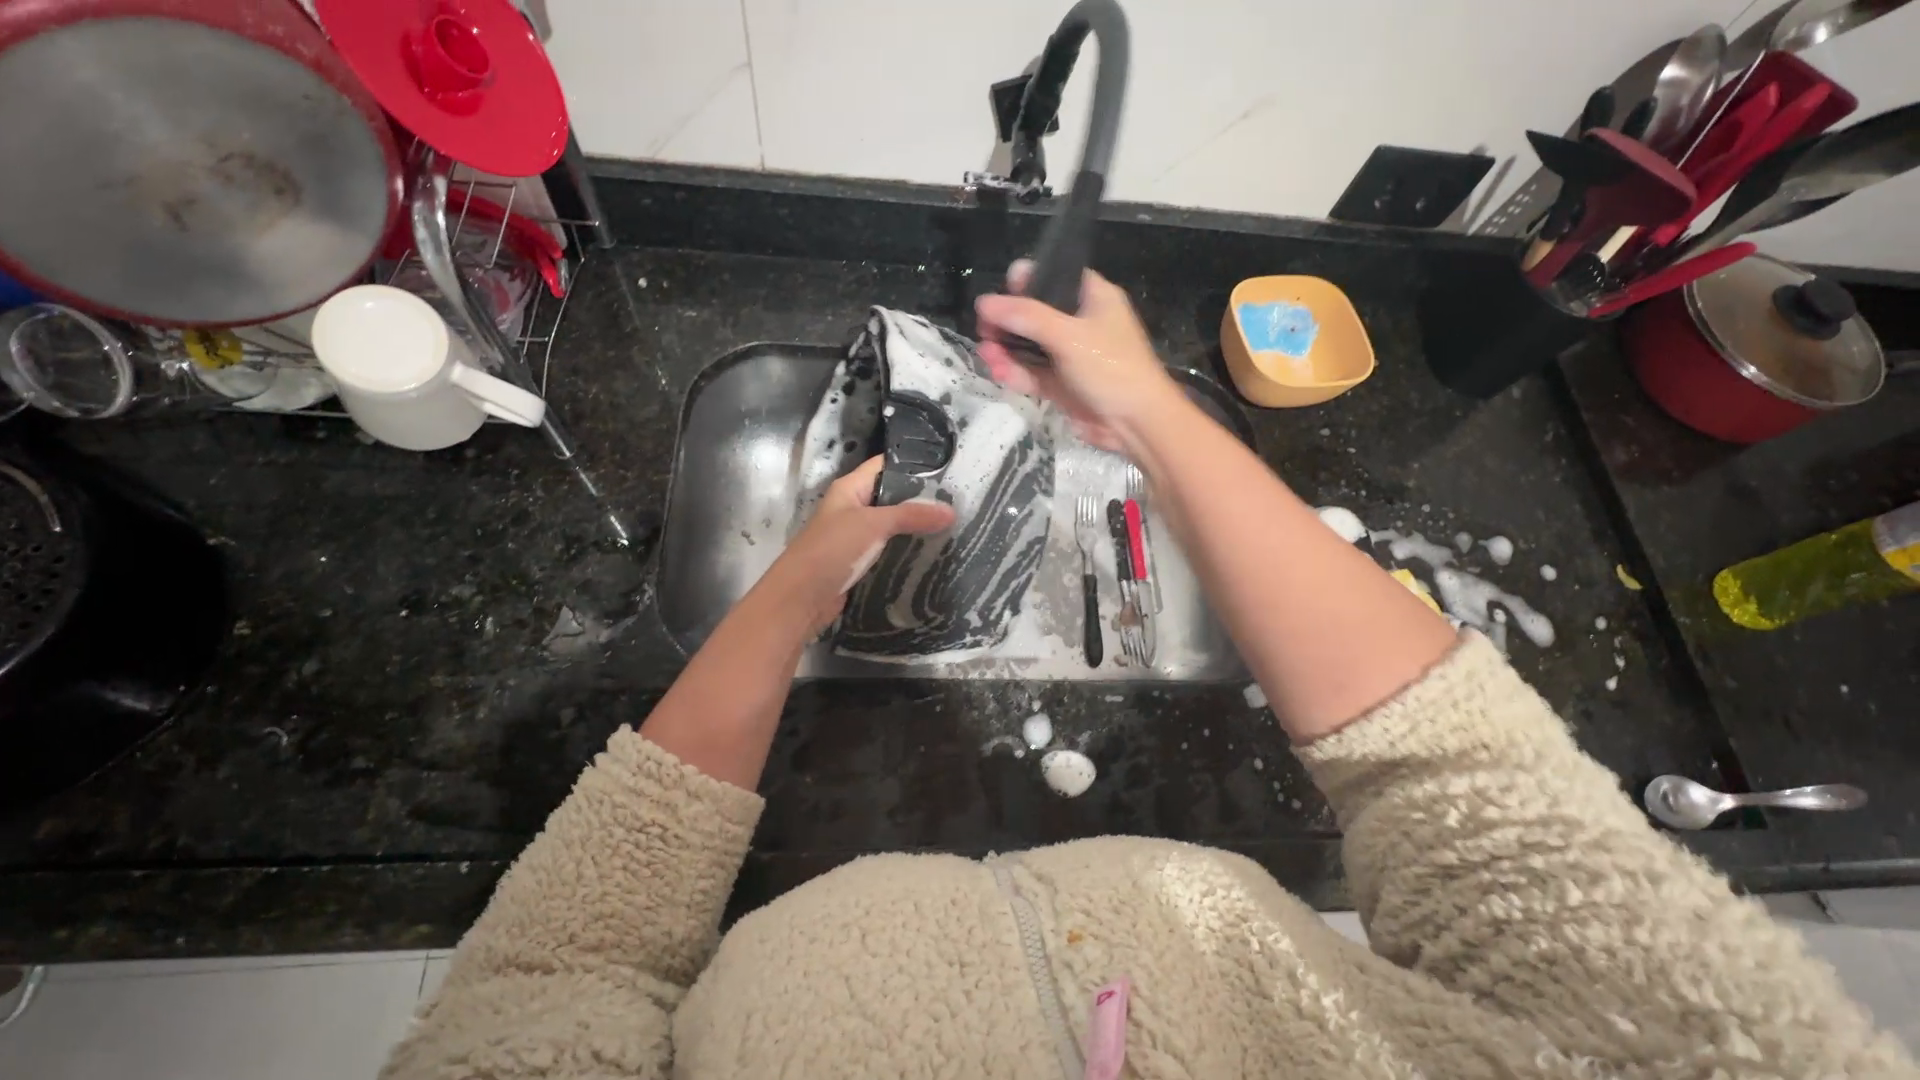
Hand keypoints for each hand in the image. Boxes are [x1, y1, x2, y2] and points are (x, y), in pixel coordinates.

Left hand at [763, 456, 955, 635]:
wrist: (801, 599)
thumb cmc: (832, 550)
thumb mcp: (873, 524)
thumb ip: (912, 514)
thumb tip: (951, 512)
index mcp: (849, 489)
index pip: (884, 465)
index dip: (913, 465)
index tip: (948, 469)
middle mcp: (852, 508)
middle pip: (891, 497)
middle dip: (920, 499)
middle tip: (958, 501)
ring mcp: (855, 537)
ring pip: (891, 526)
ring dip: (915, 527)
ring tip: (952, 526)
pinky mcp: (859, 563)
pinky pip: (887, 551)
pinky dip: (905, 551)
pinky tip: (931, 553)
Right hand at [974, 260, 1184, 451]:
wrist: (1136, 424)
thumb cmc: (1111, 368)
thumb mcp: (1068, 335)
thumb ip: (1026, 317)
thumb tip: (984, 302)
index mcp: (1092, 298)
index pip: (1055, 276)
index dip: (1027, 280)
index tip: (1003, 290)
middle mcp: (1079, 323)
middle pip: (1034, 313)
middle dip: (1007, 320)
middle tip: (985, 327)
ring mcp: (1069, 356)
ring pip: (1029, 346)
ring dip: (1006, 349)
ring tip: (986, 353)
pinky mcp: (1061, 385)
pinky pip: (1032, 373)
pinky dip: (1015, 372)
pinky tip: (998, 371)